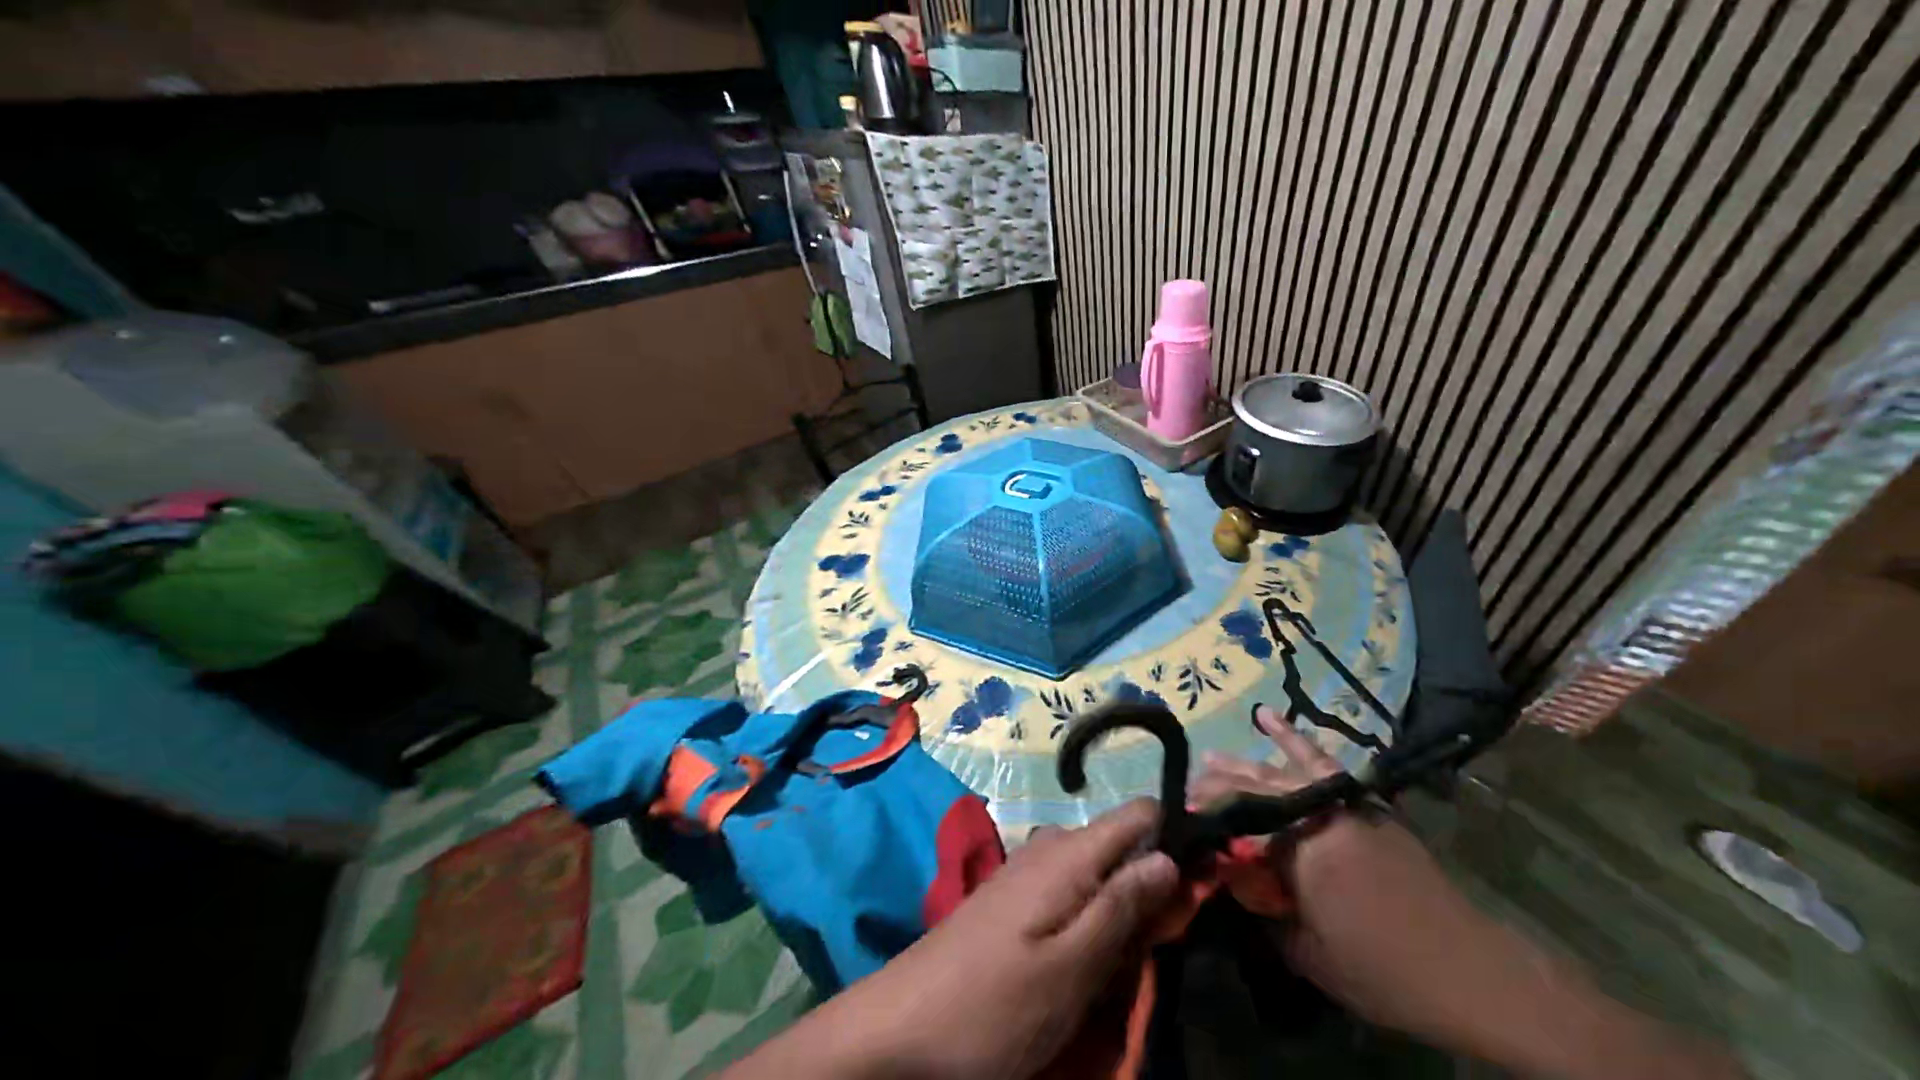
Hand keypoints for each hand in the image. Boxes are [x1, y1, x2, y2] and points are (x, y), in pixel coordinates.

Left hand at [723, 799, 1178, 1079]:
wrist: (901, 1031)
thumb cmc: (993, 1003)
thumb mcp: (1071, 966)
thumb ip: (1122, 907)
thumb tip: (1170, 855)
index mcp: (1069, 854)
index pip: (1139, 814)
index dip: (1179, 837)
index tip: (1212, 879)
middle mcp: (1048, 850)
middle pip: (1121, 845)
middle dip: (1154, 883)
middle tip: (1171, 942)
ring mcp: (1026, 875)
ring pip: (1098, 873)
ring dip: (1124, 908)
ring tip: (1134, 960)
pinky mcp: (1012, 902)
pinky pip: (1070, 895)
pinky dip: (1093, 919)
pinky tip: (1092, 958)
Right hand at [1193, 706, 1744, 1079]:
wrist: (1471, 972)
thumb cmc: (1383, 969)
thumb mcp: (1306, 951)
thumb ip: (1262, 906)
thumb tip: (1230, 874)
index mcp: (1299, 848)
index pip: (1233, 819)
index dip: (1202, 818)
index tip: (1176, 820)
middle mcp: (1317, 813)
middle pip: (1251, 788)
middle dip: (1214, 789)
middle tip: (1185, 793)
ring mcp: (1342, 803)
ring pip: (1278, 770)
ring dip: (1242, 764)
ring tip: (1208, 757)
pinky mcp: (1362, 805)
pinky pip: (1320, 763)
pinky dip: (1294, 739)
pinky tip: (1270, 719)